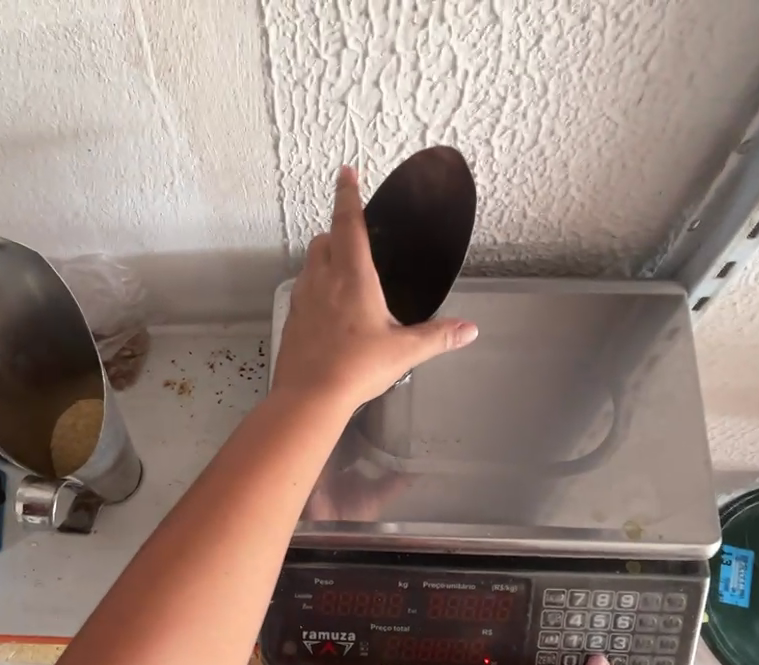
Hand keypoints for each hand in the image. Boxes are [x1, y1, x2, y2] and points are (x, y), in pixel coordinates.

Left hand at [272, 166, 478, 411]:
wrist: (309, 398)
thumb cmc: (354, 369)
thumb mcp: (403, 352)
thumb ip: (437, 337)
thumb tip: (466, 331)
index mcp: (353, 276)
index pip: (349, 222)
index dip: (348, 194)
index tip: (346, 173)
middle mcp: (323, 281)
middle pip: (324, 240)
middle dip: (337, 232)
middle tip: (353, 238)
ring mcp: (302, 301)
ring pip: (310, 265)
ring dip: (324, 260)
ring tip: (343, 276)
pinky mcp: (292, 322)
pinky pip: (302, 294)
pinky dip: (315, 291)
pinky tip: (328, 312)